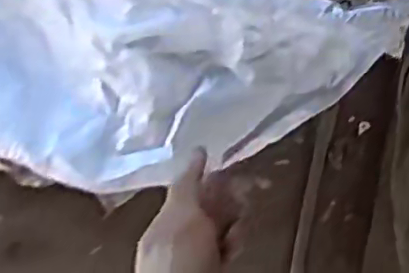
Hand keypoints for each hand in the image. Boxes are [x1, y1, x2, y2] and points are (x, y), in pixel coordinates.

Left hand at [136, 150, 240, 272]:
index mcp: (165, 222)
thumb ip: (187, 183)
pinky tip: (235, 248)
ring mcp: (196, 252)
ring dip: (237, 221)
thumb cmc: (179, 262)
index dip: (216, 178)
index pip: (195, 187)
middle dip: (232, 199)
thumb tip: (196, 147)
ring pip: (226, 222)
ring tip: (235, 234)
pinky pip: (229, 243)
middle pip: (214, 203)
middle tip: (243, 202)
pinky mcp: (212, 265)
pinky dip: (236, 242)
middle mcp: (179, 234)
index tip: (235, 172)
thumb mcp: (179, 218)